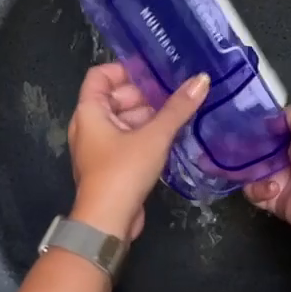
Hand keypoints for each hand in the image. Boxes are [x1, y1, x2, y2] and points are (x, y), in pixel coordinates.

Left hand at [67, 62, 209, 240]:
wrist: (107, 221)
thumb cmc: (123, 171)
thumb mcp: (154, 136)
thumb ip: (178, 108)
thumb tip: (202, 79)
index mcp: (88, 112)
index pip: (100, 76)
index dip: (126, 69)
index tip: (155, 71)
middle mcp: (89, 126)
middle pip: (116, 98)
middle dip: (145, 95)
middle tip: (177, 92)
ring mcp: (99, 148)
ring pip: (125, 121)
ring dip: (149, 117)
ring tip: (181, 112)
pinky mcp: (111, 166)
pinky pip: (128, 141)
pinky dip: (146, 136)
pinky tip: (172, 136)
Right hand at [244, 104, 290, 251]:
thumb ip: (290, 115)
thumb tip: (273, 117)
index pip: (280, 126)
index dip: (264, 123)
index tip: (246, 120)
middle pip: (263, 147)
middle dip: (249, 144)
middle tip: (233, 142)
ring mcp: (284, 179)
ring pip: (254, 169)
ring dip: (249, 167)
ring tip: (249, 166)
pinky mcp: (274, 199)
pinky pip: (254, 191)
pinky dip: (258, 189)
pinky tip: (273, 188)